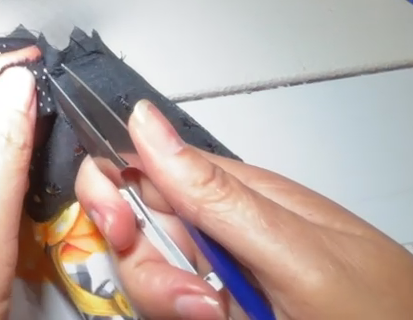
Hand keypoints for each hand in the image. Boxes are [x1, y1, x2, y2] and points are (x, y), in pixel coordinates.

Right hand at [74, 101, 412, 319]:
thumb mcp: (304, 260)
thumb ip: (216, 194)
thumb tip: (139, 114)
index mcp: (236, 197)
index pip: (137, 164)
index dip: (108, 188)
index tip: (117, 229)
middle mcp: (225, 237)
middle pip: (135, 232)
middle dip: (147, 270)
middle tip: (198, 307)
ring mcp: (232, 289)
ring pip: (153, 283)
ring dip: (169, 305)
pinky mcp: (232, 318)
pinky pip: (178, 313)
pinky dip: (183, 318)